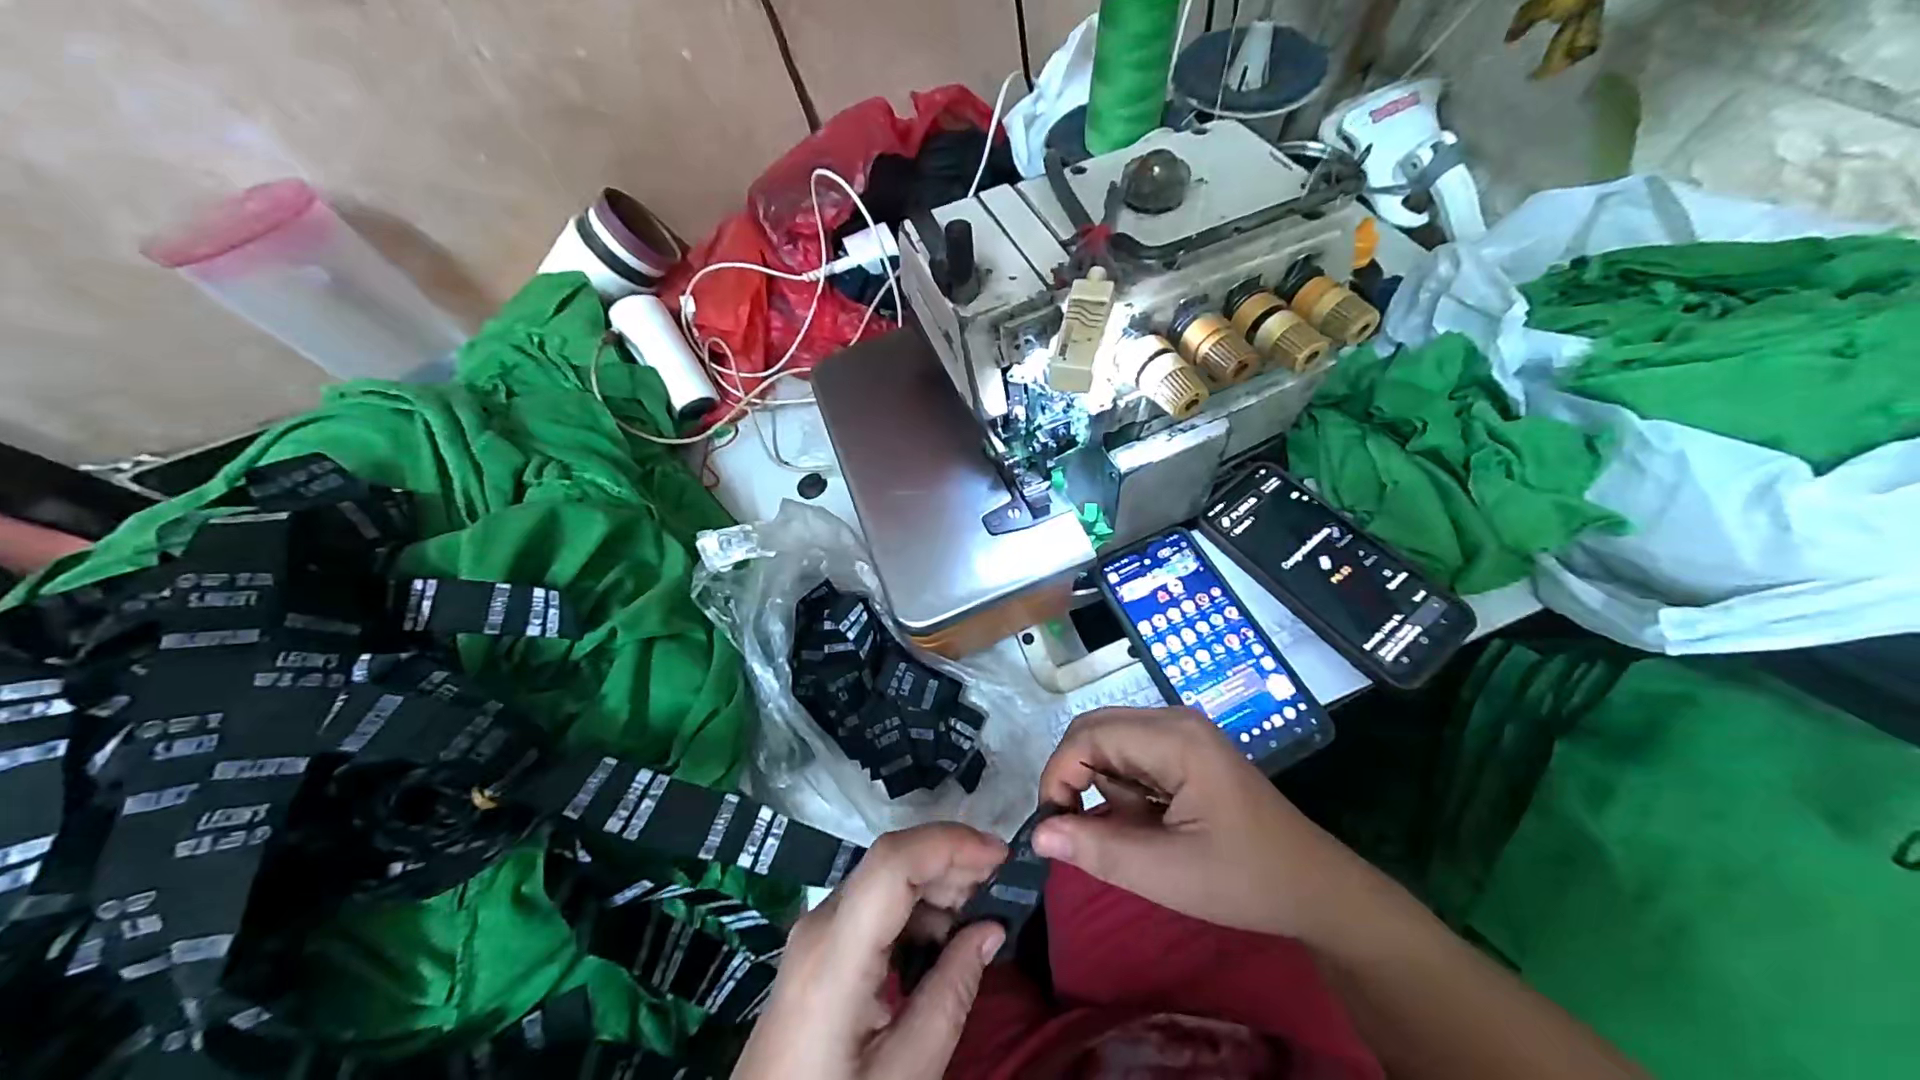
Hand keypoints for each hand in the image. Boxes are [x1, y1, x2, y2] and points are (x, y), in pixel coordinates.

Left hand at [732, 824, 1007, 1079]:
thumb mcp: (905, 1073)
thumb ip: (951, 994)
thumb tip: (991, 929)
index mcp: (835, 954)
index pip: (892, 863)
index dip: (950, 844)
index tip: (1001, 855)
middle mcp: (819, 925)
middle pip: (889, 861)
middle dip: (950, 859)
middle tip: (999, 884)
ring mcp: (814, 932)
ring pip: (882, 877)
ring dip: (935, 881)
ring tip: (977, 910)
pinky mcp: (817, 946)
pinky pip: (871, 903)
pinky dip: (914, 905)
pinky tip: (941, 935)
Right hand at [1032, 706, 1372, 941]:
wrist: (1316, 889)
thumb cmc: (1245, 880)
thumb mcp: (1167, 874)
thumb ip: (1098, 850)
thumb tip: (1038, 834)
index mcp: (1174, 738)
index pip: (1087, 736)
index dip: (1058, 776)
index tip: (1055, 827)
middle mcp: (1175, 721)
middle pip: (1095, 732)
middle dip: (1076, 779)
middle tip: (1080, 832)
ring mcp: (1183, 733)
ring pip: (1110, 745)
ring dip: (1104, 788)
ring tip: (1135, 833)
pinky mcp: (1187, 751)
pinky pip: (1132, 757)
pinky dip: (1124, 790)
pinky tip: (1149, 823)